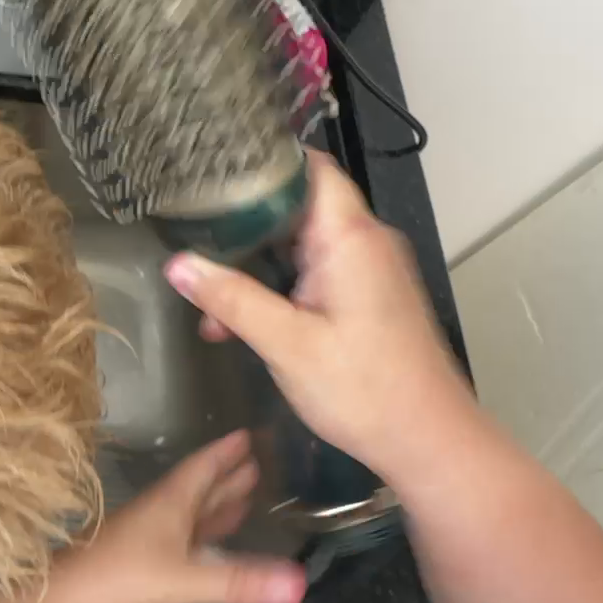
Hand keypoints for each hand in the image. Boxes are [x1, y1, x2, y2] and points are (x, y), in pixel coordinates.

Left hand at [38, 430, 305, 602]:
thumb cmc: (113, 585)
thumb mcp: (180, 583)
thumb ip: (237, 584)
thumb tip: (300, 583)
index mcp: (166, 507)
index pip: (201, 469)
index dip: (224, 452)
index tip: (250, 434)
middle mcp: (157, 519)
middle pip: (198, 491)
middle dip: (227, 478)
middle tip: (260, 464)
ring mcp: (146, 546)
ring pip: (190, 520)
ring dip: (217, 509)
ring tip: (247, 499)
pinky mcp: (141, 574)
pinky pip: (183, 551)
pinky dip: (204, 546)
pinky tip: (215, 554)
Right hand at [162, 150, 477, 478]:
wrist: (426, 441)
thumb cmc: (363, 388)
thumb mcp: (285, 343)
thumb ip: (231, 299)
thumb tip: (176, 265)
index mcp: (350, 239)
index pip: (309, 169)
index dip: (263, 161)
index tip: (212, 167)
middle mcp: (362, 244)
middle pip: (295, 208)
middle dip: (241, 225)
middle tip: (190, 234)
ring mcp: (364, 272)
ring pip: (296, 249)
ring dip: (251, 268)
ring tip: (205, 297)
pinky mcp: (362, 299)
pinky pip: (308, 278)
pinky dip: (272, 292)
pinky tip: (235, 324)